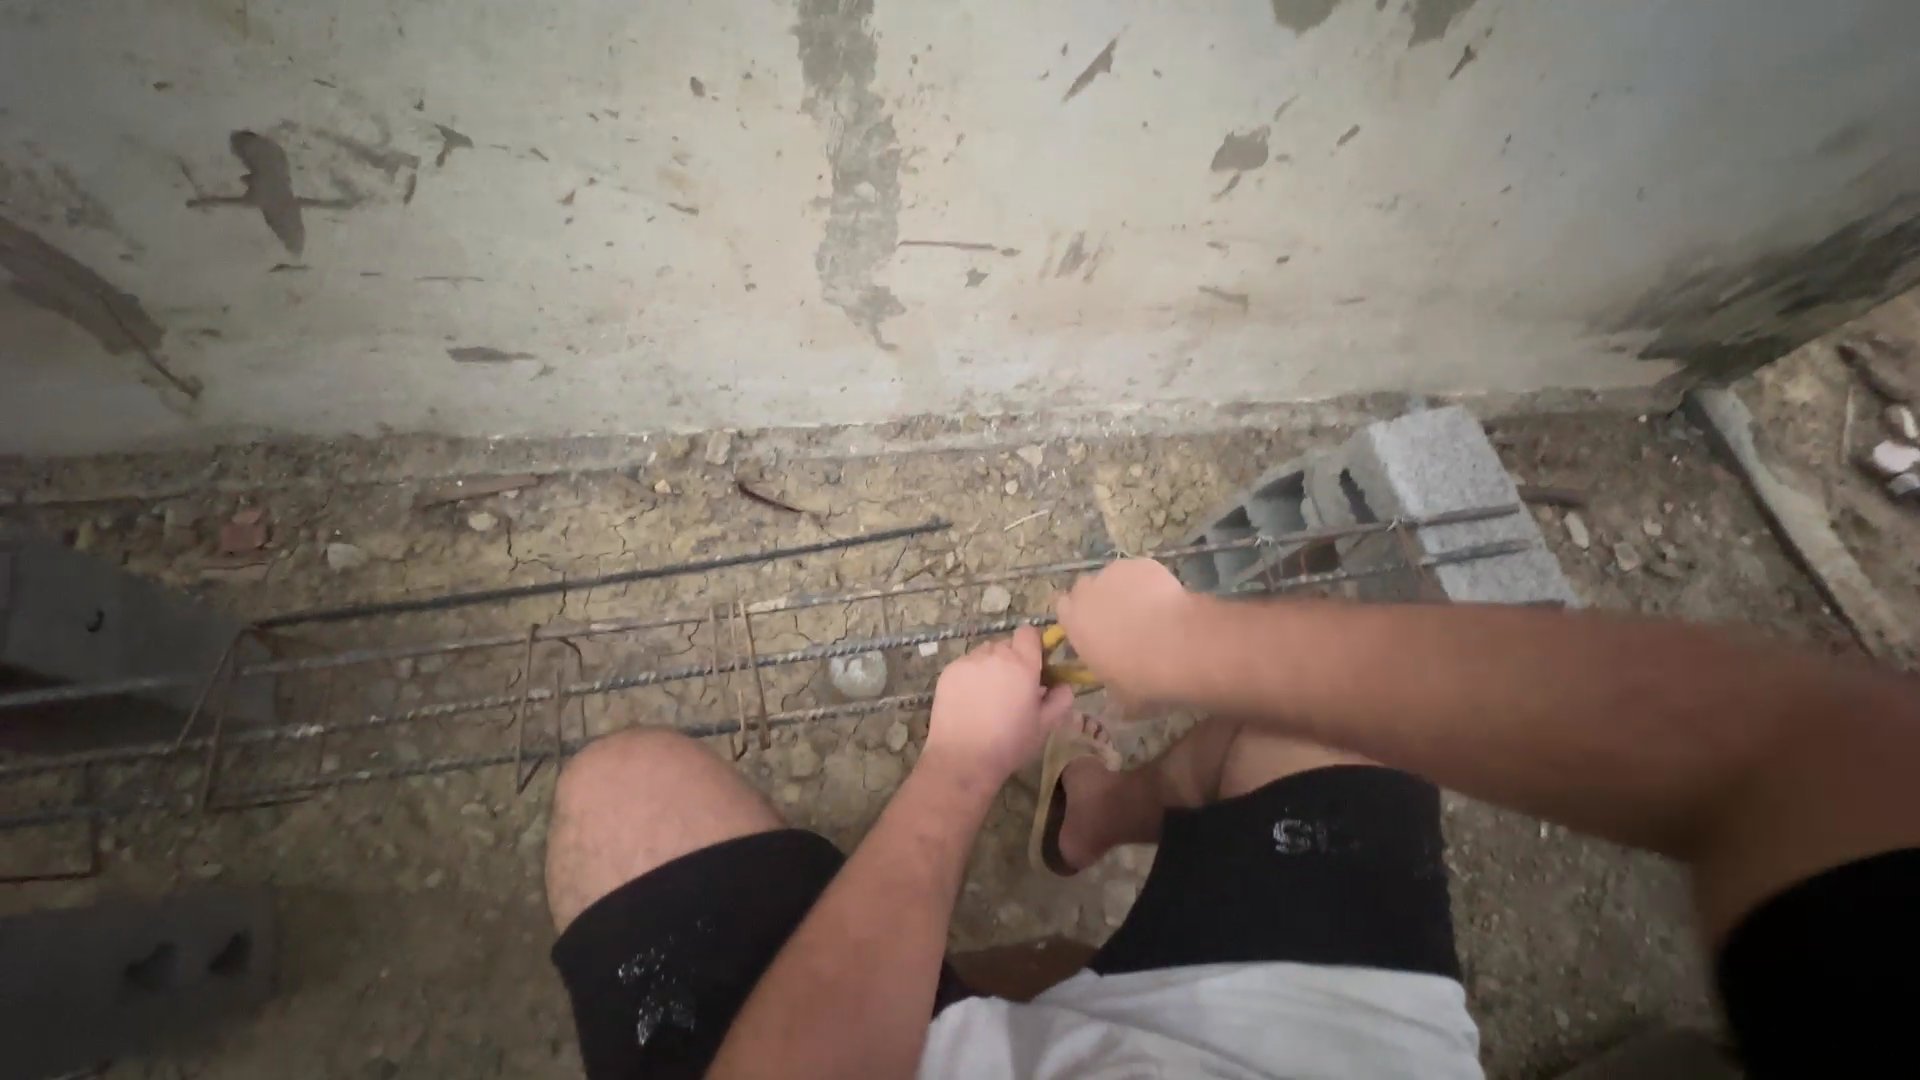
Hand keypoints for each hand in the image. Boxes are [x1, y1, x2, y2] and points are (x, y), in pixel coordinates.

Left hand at [924, 626, 1075, 785]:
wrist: (963, 758)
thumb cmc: (1009, 743)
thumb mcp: (1044, 725)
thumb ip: (1060, 700)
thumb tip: (1063, 685)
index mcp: (1022, 664)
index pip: (1028, 633)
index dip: (1032, 645)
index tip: (1034, 665)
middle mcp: (995, 655)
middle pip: (1006, 644)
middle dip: (1011, 659)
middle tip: (1011, 687)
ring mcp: (968, 661)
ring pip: (985, 653)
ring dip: (990, 665)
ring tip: (988, 694)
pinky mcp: (948, 671)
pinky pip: (966, 664)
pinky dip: (971, 675)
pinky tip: (969, 699)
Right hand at [1055, 559, 1205, 709]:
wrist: (1180, 646)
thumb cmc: (1142, 677)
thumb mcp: (1120, 695)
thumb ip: (1110, 686)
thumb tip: (1116, 695)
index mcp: (1073, 622)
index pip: (1063, 608)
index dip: (1077, 616)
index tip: (1092, 628)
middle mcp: (1086, 591)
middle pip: (1085, 589)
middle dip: (1098, 600)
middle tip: (1121, 620)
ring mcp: (1114, 573)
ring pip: (1113, 577)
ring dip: (1124, 590)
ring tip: (1149, 610)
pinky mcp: (1142, 563)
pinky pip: (1140, 571)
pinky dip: (1148, 582)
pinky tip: (1165, 599)